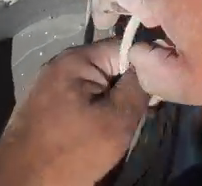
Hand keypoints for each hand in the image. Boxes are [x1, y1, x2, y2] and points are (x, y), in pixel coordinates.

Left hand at [0, 39, 147, 185]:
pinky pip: (79, 99)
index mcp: (76, 58)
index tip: (159, 92)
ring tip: (121, 128)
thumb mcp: (116, 122)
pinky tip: (98, 134)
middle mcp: (60, 63)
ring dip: (111, 103)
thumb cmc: (69, 155)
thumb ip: (138, 88)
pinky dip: (93, 112)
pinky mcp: (42, 107)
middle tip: (143, 115)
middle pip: (110, 66)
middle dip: (128, 89)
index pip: (126, 46)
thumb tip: (153, 65)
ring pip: (96, 85)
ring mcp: (48, 85)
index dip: (147, 67)